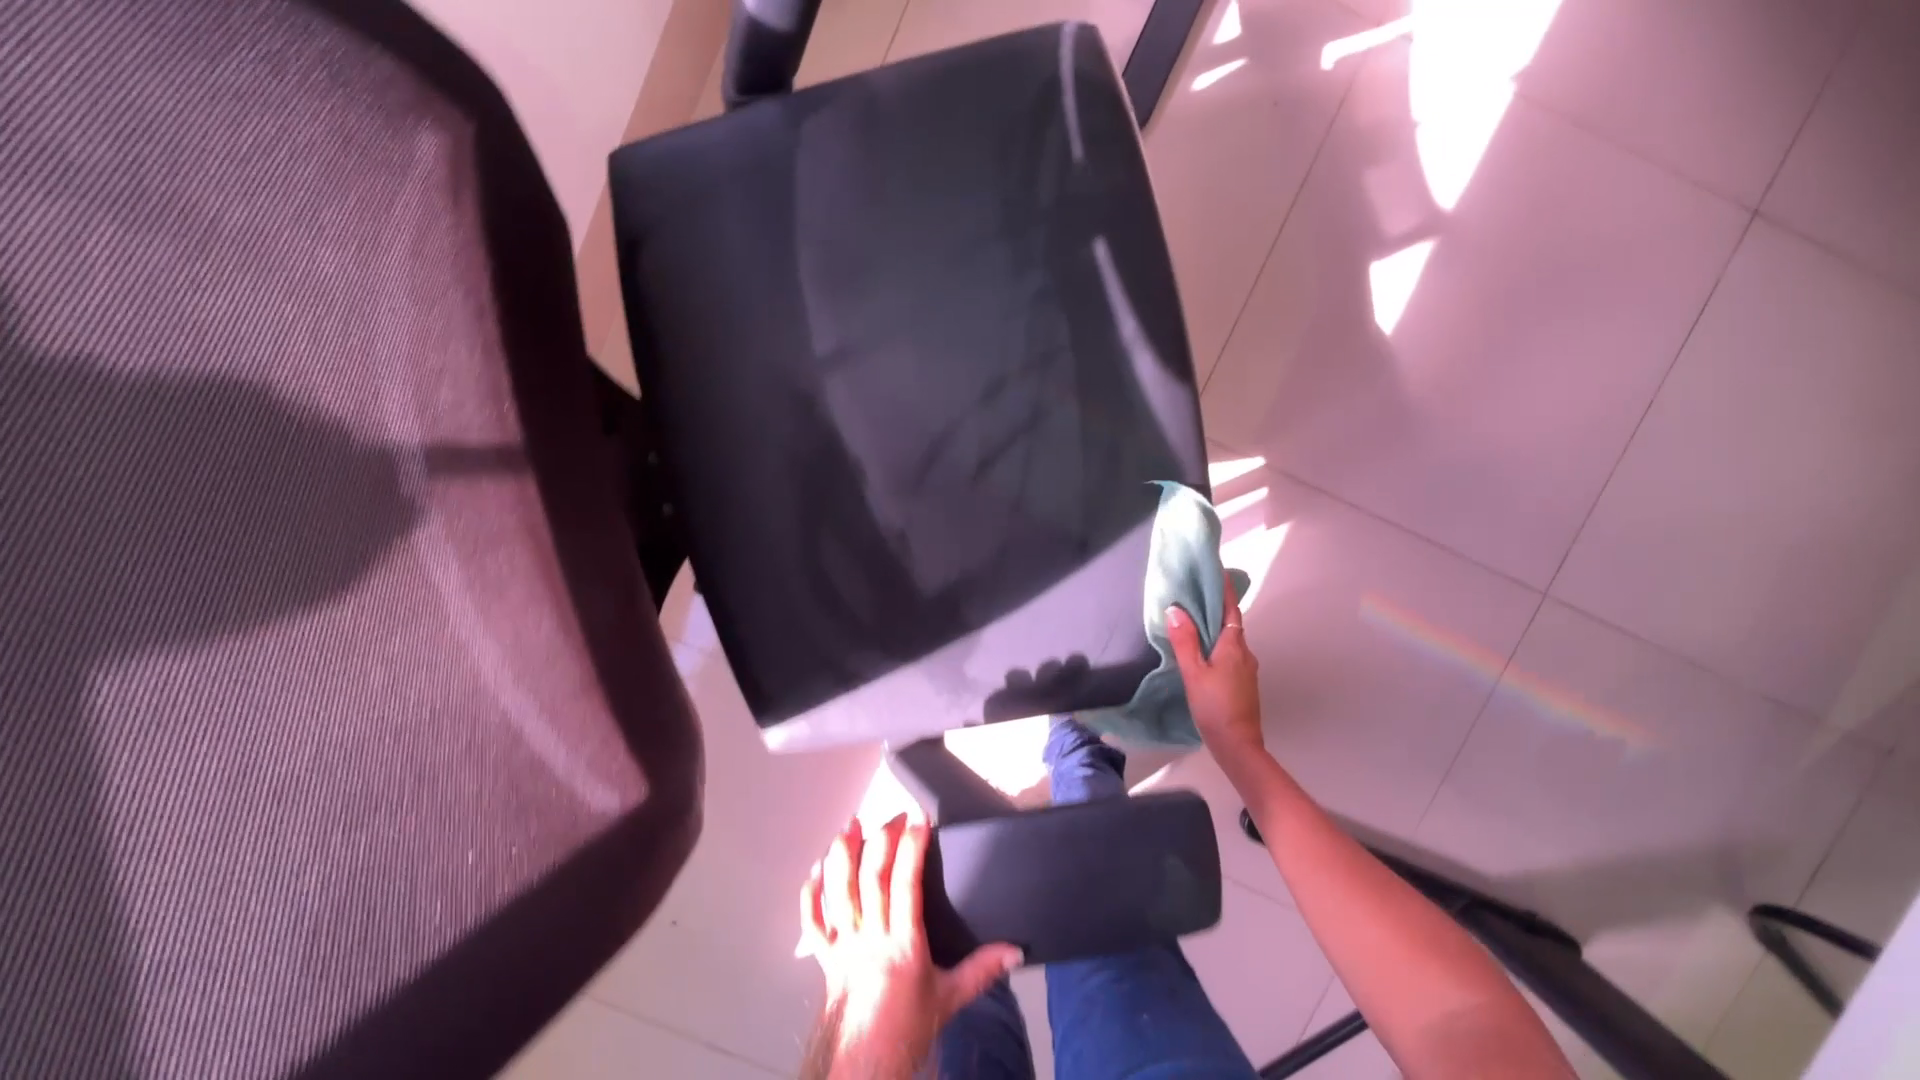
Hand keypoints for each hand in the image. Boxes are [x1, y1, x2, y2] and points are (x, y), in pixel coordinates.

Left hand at [797, 814, 1022, 1075]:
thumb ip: (982, 970)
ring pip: (838, 891)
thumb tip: (1016, 950)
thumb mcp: (951, 999)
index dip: (910, 847)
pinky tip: (816, 870)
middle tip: (893, 816)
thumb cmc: (909, 1028)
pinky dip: (812, 894)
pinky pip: (812, 921)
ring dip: (843, 854)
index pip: (905, 884)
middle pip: (870, 878)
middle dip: (881, 840)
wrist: (867, 1063)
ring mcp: (843, 945)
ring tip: (851, 825)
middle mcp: (870, 938)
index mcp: (903, 944)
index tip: (918, 820)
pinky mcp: (825, 956)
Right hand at [1165, 575, 1264, 758]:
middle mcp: (1245, 653)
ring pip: (1230, 641)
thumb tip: (1175, 609)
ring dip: (1215, 629)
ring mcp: (1247, 670)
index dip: (1223, 589)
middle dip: (1215, 608)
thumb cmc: (1214, 707)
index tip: (1215, 570)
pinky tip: (1203, 653)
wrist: (1238, 745)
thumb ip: (1185, 641)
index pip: (1230, 608)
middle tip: (1195, 594)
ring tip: (1193, 622)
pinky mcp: (1243, 684)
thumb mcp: (1193, 673)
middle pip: (1230, 623)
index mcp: (1234, 646)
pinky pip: (1230, 655)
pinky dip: (1217, 646)